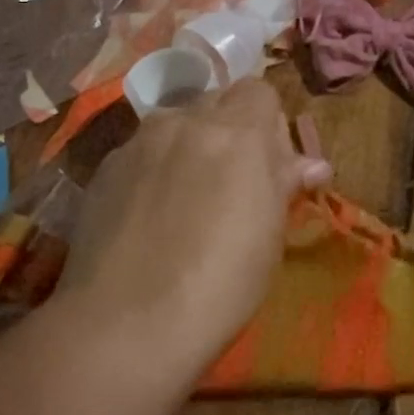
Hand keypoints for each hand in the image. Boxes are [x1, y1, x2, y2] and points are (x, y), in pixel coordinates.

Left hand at [54, 79, 329, 365]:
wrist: (125, 324)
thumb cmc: (220, 283)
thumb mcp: (270, 236)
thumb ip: (284, 184)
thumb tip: (312, 163)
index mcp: (237, 132)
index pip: (259, 90)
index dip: (269, 124)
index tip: (270, 168)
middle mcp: (183, 121)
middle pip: (215, 101)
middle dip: (229, 131)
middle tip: (233, 184)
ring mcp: (136, 143)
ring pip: (173, 125)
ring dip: (188, 148)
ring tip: (186, 202)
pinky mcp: (102, 170)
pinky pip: (140, 154)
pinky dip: (153, 172)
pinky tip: (148, 220)